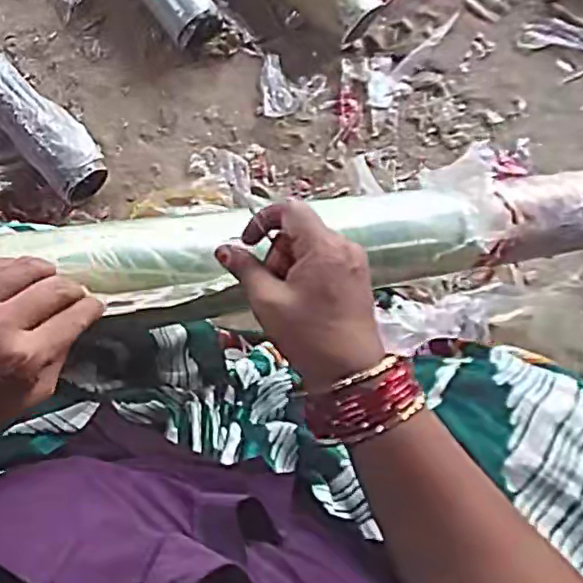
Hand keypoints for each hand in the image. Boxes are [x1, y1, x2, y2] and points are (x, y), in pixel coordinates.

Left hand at [0, 258, 103, 434]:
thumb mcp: (40, 390)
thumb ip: (61, 353)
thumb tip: (77, 320)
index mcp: (26, 356)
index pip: (73, 317)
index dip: (92, 307)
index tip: (96, 305)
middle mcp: (3, 324)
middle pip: (55, 288)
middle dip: (74, 289)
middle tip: (78, 293)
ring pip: (27, 269)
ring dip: (48, 270)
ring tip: (54, 277)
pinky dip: (18, 265)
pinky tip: (27, 272)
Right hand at [215, 200, 385, 388]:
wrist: (352, 373)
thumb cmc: (309, 337)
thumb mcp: (267, 301)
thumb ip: (245, 269)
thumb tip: (224, 249)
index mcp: (323, 246)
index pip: (290, 209)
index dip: (263, 220)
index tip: (248, 243)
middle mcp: (343, 245)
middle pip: (298, 230)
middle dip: (276, 253)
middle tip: (271, 287)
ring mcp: (354, 260)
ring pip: (309, 246)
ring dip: (290, 265)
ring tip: (287, 299)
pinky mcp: (357, 275)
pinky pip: (324, 259)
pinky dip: (306, 272)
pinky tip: (302, 301)